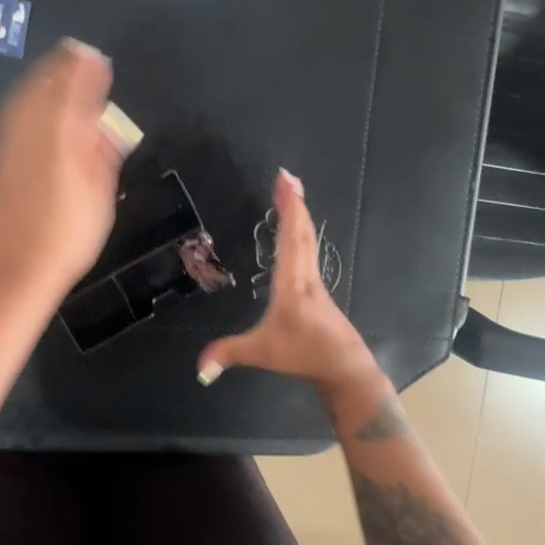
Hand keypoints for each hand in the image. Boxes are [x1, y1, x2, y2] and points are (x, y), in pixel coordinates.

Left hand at [0, 38, 125, 299]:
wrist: (19, 268)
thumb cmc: (69, 236)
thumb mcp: (100, 196)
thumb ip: (103, 154)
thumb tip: (109, 126)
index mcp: (62, 139)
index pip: (74, 93)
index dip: (86, 73)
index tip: (97, 58)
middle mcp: (32, 134)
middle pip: (46, 88)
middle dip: (62, 67)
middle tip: (78, 52)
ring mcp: (11, 146)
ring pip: (25, 98)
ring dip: (42, 78)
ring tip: (58, 67)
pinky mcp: (0, 160)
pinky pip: (13, 115)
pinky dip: (27, 97)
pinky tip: (34, 99)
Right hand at [198, 169, 378, 391]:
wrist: (344, 367)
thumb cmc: (304, 354)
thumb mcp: (263, 353)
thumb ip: (229, 354)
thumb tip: (199, 368)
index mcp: (292, 283)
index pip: (290, 238)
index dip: (288, 209)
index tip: (286, 182)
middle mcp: (306, 275)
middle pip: (301, 232)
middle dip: (294, 203)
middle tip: (287, 176)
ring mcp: (314, 282)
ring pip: (307, 241)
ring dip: (299, 216)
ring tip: (293, 195)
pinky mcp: (318, 290)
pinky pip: (308, 252)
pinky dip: (301, 234)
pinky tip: (297, 233)